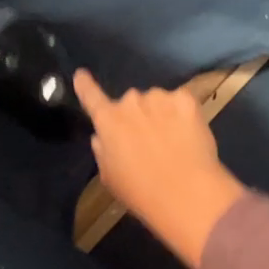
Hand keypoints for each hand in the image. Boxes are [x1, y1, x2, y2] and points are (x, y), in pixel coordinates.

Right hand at [75, 72, 248, 268]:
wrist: (187, 193)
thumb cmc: (141, 192)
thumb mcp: (110, 177)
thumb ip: (103, 151)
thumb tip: (103, 137)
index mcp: (108, 120)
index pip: (91, 96)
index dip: (85, 85)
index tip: (81, 74)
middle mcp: (130, 102)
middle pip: (130, 103)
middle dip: (136, 117)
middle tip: (147, 142)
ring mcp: (159, 97)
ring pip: (156, 101)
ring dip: (160, 114)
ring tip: (171, 142)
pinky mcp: (186, 100)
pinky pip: (180, 102)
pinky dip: (182, 114)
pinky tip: (188, 134)